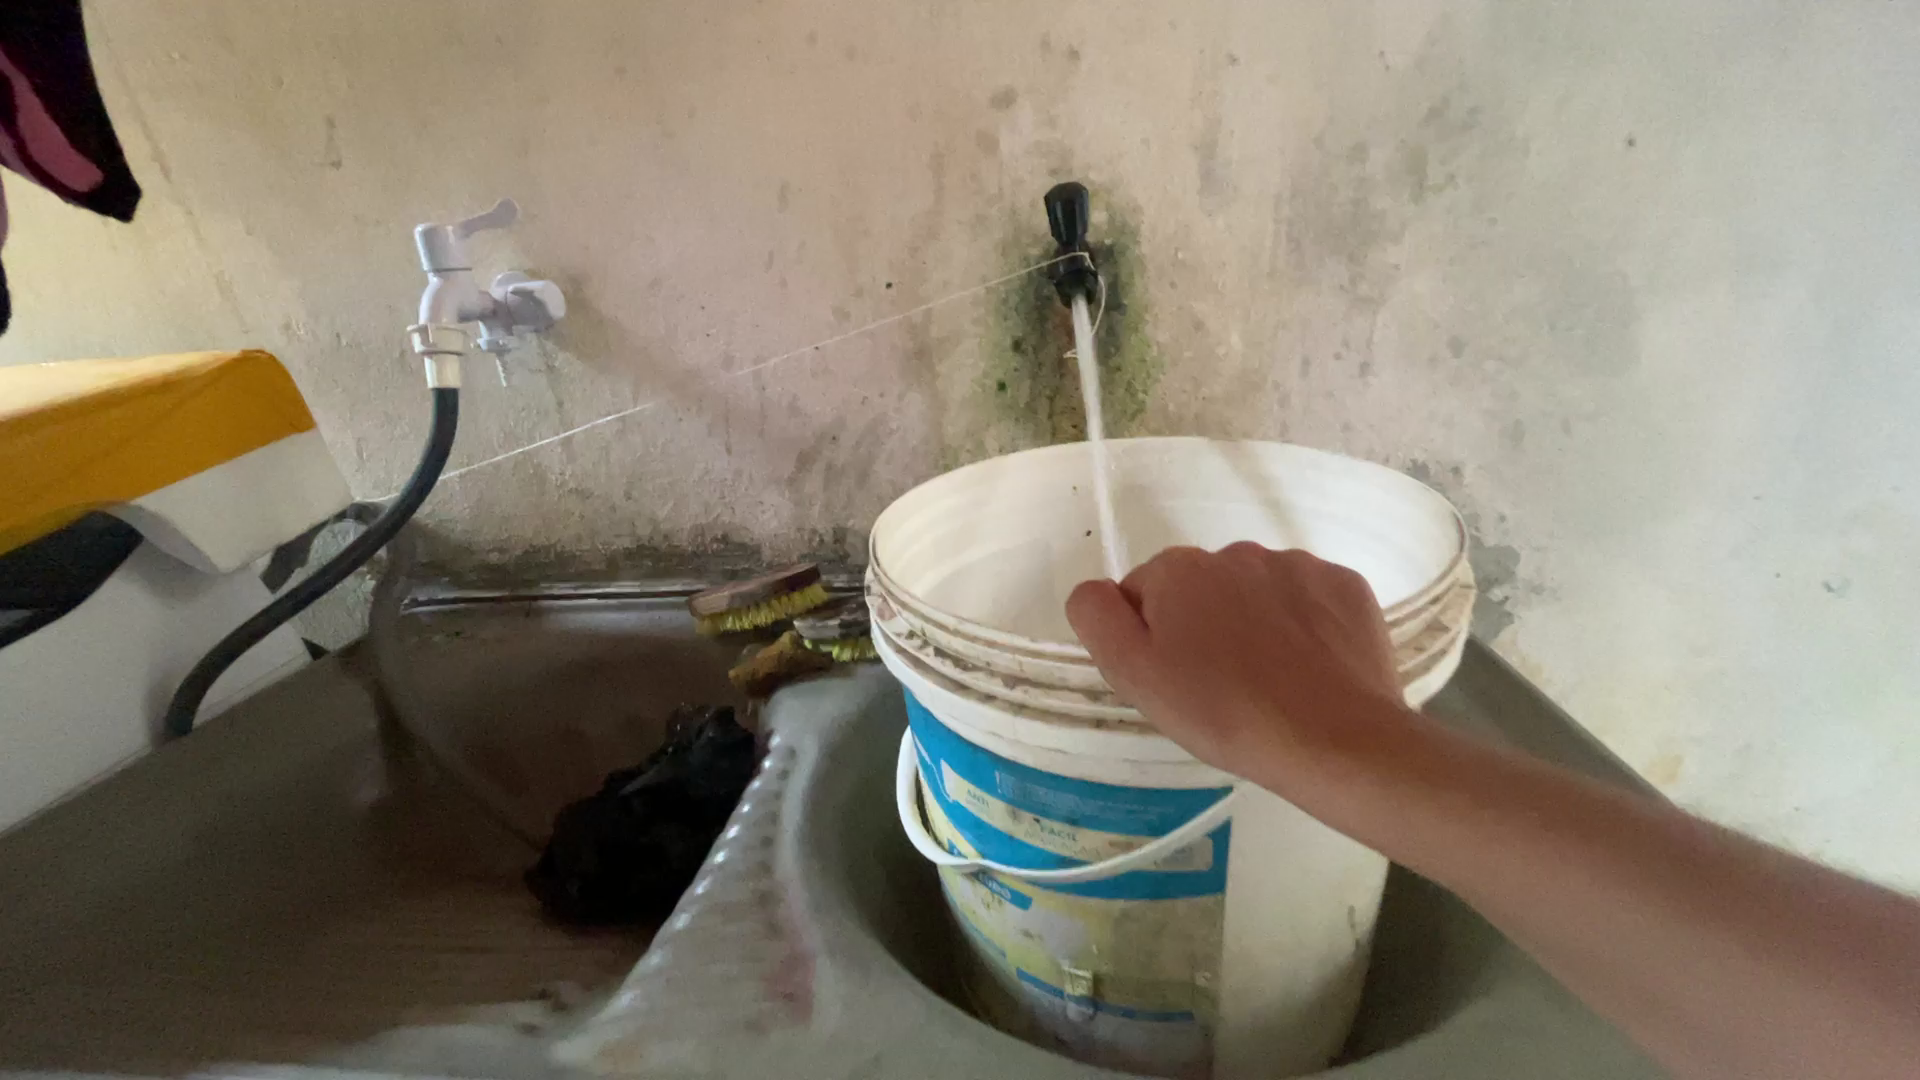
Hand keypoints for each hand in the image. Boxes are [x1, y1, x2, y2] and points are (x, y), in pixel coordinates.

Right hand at [1065, 543, 1408, 785]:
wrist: (1336, 741)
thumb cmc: (1221, 711)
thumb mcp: (1133, 674)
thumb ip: (1097, 616)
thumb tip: (1096, 590)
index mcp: (1177, 569)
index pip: (1142, 594)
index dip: (1150, 638)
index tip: (1173, 678)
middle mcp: (1234, 552)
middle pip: (1198, 588)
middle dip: (1200, 624)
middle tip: (1216, 684)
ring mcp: (1295, 565)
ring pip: (1252, 591)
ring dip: (1249, 622)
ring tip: (1266, 679)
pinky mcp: (1344, 585)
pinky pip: (1304, 599)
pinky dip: (1300, 624)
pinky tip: (1307, 667)